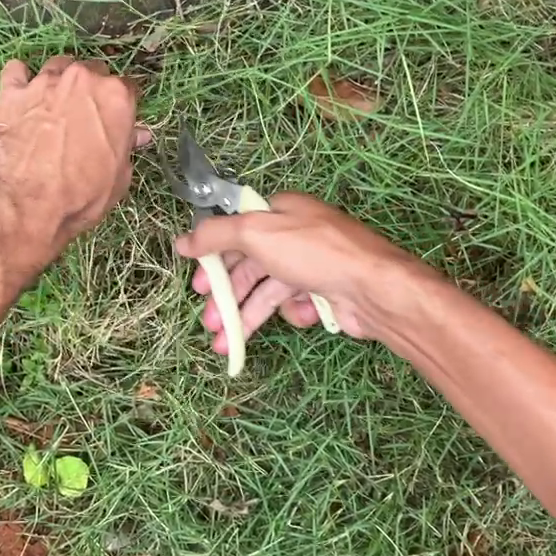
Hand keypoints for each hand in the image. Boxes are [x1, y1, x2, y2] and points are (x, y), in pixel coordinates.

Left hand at [0, 56, 148, 269]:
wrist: (28, 203)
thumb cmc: (82, 195)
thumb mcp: (118, 178)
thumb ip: (127, 148)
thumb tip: (138, 135)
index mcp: (117, 98)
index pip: (127, 89)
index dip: (121, 108)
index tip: (115, 122)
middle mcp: (83, 79)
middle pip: (93, 72)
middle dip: (91, 90)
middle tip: (84, 118)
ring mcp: (46, 82)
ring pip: (58, 66)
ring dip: (60, 81)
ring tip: (55, 105)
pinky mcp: (12, 91)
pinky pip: (16, 70)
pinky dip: (20, 77)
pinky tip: (21, 93)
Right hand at [172, 193, 425, 354]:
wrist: (373, 288)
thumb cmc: (313, 253)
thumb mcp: (256, 233)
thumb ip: (216, 236)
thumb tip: (182, 242)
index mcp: (280, 212)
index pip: (236, 233)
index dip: (215, 260)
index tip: (200, 286)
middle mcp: (294, 235)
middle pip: (249, 268)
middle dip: (227, 298)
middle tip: (210, 323)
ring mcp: (311, 266)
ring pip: (268, 292)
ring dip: (247, 317)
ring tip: (226, 344)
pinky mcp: (324, 293)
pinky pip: (296, 304)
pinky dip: (293, 314)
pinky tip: (300, 317)